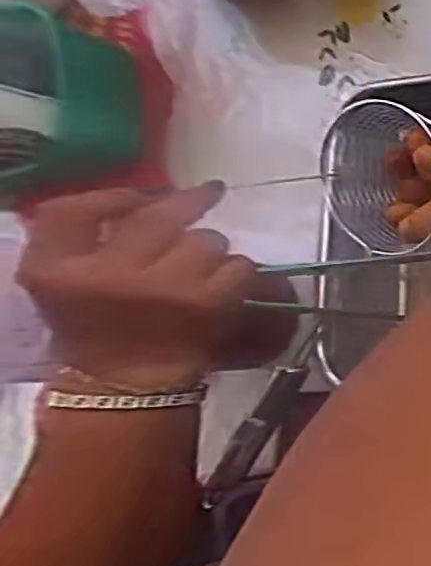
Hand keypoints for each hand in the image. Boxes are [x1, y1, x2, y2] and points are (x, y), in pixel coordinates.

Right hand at [18, 184, 256, 389]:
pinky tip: (220, 286)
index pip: (71, 212)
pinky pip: (240, 264)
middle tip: (209, 191)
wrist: (130, 375)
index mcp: (54, 268)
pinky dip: (237, 271)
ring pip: (209, 241)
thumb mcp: (64, 280)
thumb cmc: (100, 322)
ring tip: (196, 270)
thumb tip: (143, 196)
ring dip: (211, 249)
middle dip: (191, 201)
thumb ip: (85, 239)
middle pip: (159, 218)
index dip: (115, 195)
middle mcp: (108, 274)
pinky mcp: (212, 300)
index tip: (146, 192)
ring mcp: (166, 287)